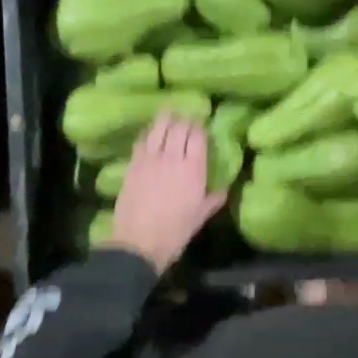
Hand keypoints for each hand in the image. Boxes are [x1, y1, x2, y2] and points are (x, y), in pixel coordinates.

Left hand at [104, 114, 227, 272]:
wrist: (139, 243)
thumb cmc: (175, 233)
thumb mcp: (201, 217)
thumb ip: (213, 198)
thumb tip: (224, 187)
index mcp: (193, 170)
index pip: (197, 136)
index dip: (199, 126)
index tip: (200, 124)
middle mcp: (172, 158)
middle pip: (178, 126)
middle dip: (183, 118)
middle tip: (186, 117)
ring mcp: (150, 159)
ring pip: (158, 128)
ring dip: (165, 118)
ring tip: (169, 114)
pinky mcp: (132, 164)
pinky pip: (142, 140)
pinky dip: (148, 132)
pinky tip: (150, 131)